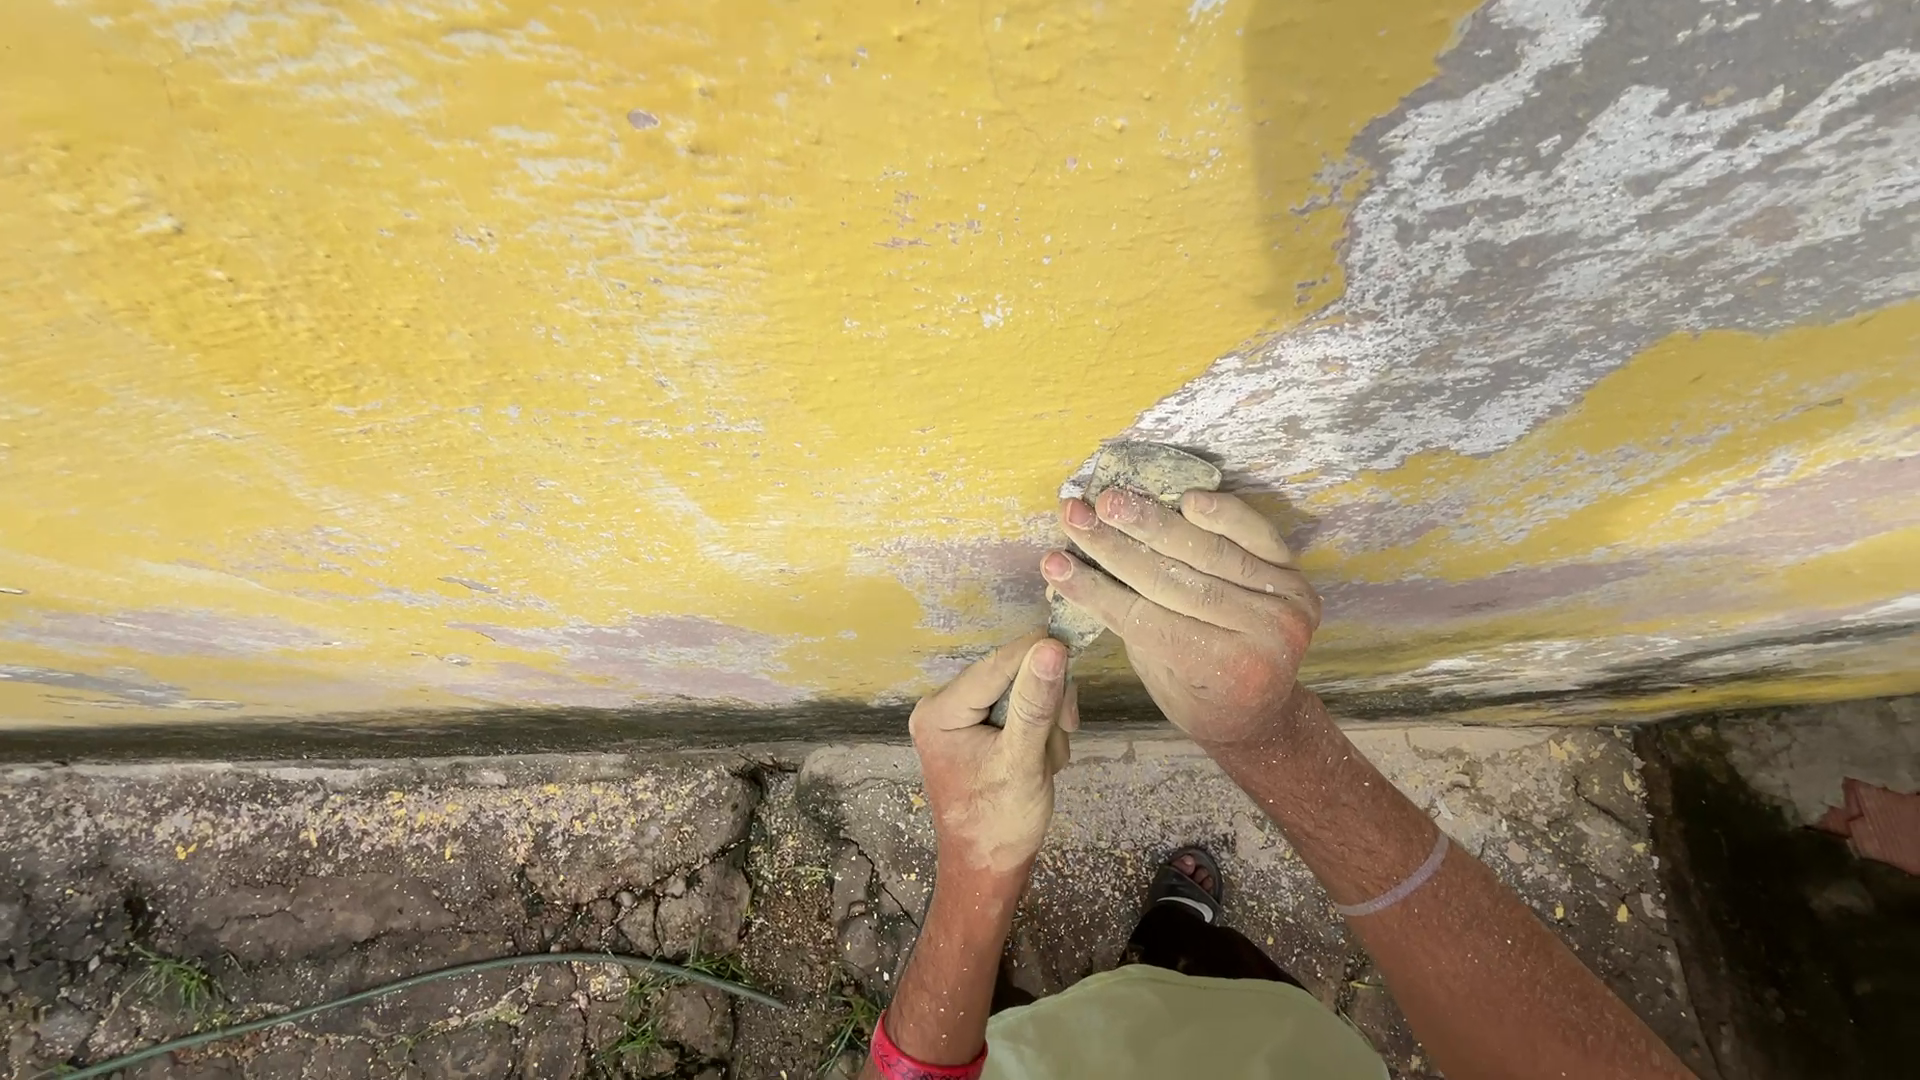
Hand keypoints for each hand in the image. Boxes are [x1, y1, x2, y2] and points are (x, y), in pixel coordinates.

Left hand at [908, 635, 1077, 877]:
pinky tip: (1038, 761)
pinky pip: (1016, 709)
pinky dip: (1037, 731)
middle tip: (1066, 730)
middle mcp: (942, 705)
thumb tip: (1052, 646)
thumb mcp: (1023, 761)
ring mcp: (958, 717)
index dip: (1038, 653)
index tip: (1075, 647)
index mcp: (940, 710)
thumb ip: (1036, 704)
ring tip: (1045, 761)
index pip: (997, 663)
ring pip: (1020, 691)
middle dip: (1043, 703)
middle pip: (1010, 674)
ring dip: (1044, 722)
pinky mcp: (974, 728)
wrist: (988, 868)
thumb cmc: (999, 823)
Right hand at [1041, 489, 1320, 746]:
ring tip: (1109, 500)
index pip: (1141, 618)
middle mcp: (1260, 637)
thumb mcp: (1154, 673)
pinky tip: (1187, 497)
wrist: (1262, 713)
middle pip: (1171, 580)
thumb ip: (1126, 621)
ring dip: (1151, 521)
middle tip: (1076, 516)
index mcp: (1221, 673)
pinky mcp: (1295, 578)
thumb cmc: (1197, 699)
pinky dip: (1222, 513)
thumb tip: (1069, 572)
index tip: (1052, 562)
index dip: (1092, 588)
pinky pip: (1257, 534)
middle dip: (1114, 546)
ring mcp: (1284, 605)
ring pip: (1206, 551)